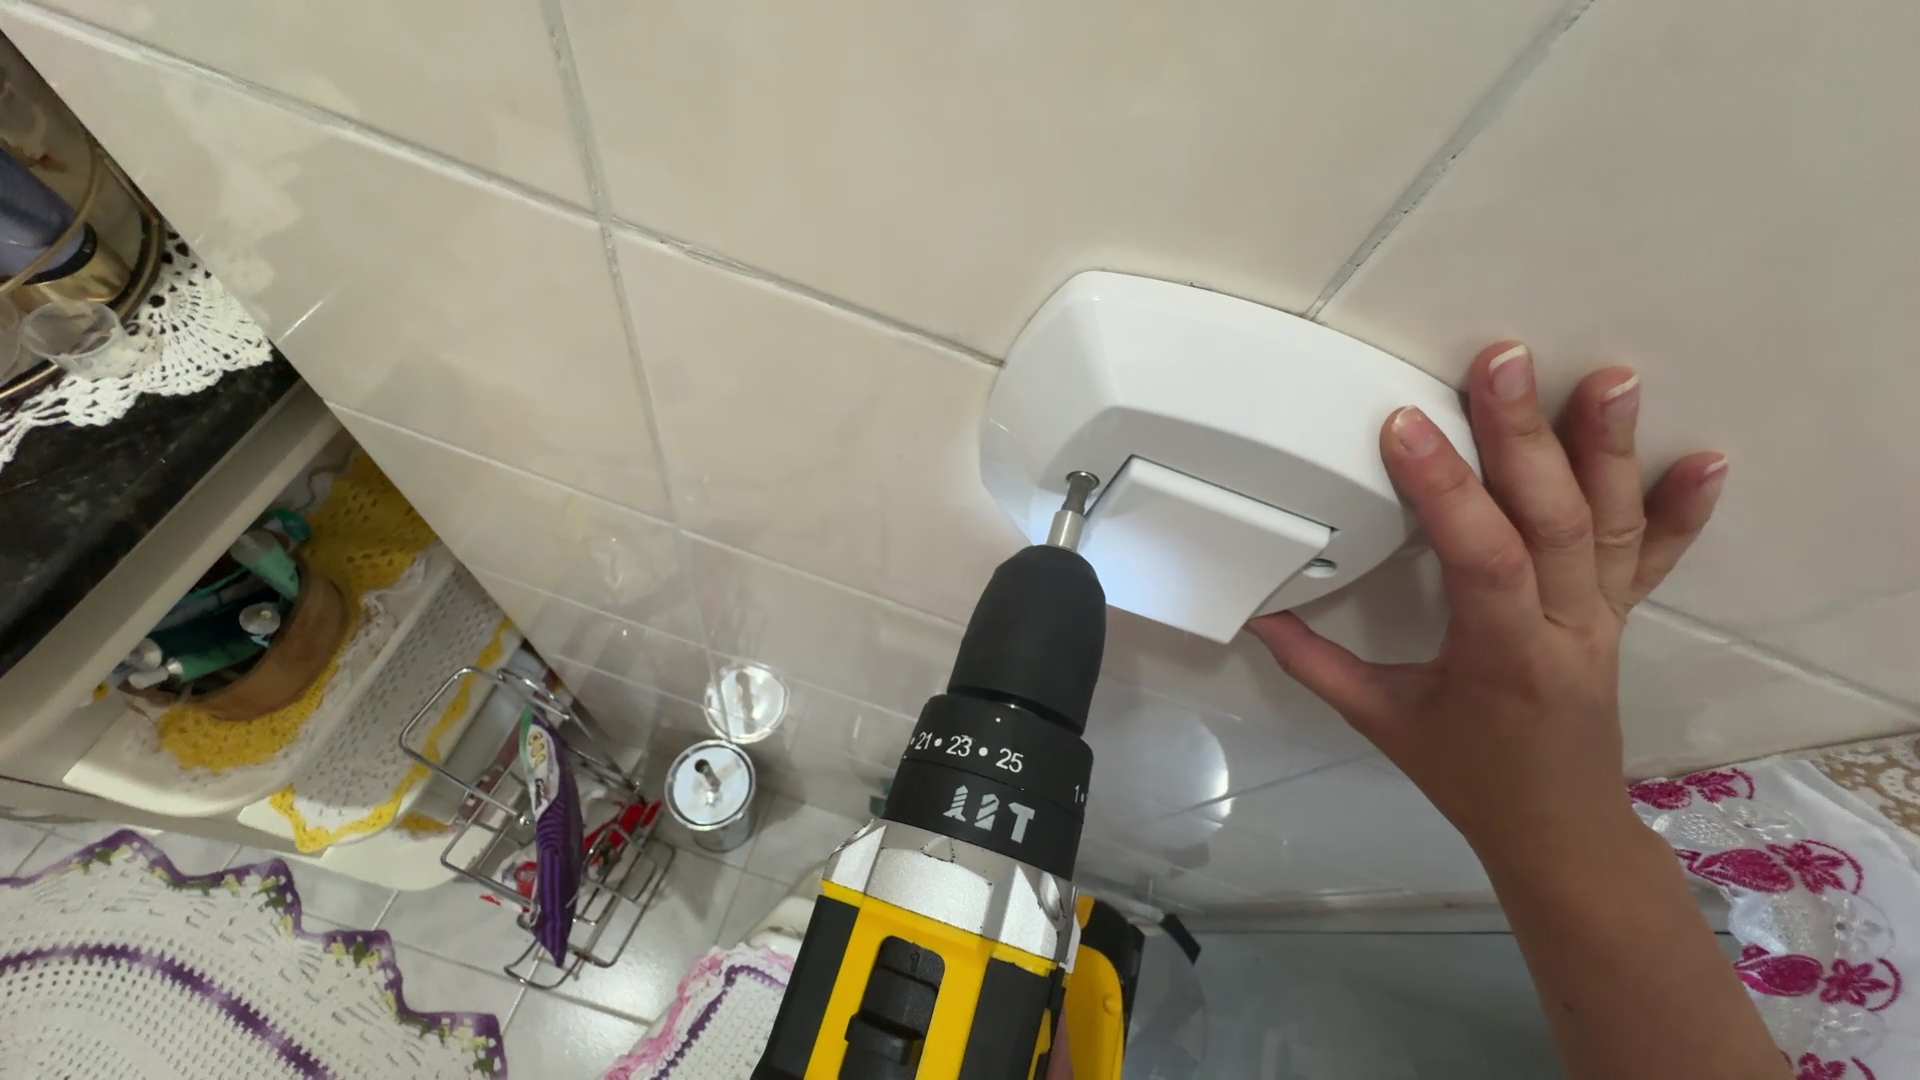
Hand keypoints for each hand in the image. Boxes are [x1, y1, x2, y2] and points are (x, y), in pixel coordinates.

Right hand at [1248, 342, 1726, 860]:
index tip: (1406, 426)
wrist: (1558, 826)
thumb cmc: (1464, 774)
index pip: (1479, 558)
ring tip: (1609, 376)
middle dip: (1525, 435)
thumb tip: (1259, 614)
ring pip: (1610, 525)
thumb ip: (1314, 663)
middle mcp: (1566, 628)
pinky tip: (1703, 457)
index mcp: (1502, 656)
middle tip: (1503, 362)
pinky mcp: (1618, 616)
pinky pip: (1655, 558)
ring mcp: (1602, 618)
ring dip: (1609, 448)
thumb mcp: (1377, 719)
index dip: (1444, 489)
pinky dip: (1681, 508)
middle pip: (1553, 520)